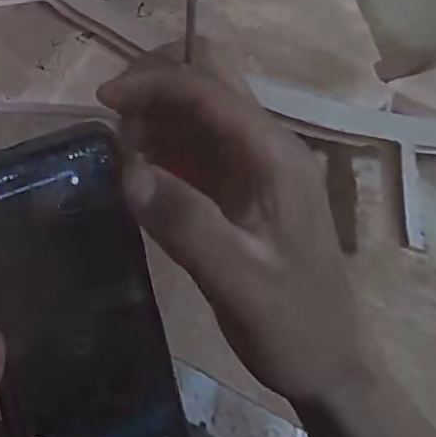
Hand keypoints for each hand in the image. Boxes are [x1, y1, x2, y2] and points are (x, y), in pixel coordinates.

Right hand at [97, 43, 373, 405]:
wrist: (331, 362)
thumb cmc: (293, 324)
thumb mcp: (240, 284)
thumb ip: (188, 225)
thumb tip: (129, 170)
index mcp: (274, 152)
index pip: (210, 88)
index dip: (155, 82)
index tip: (104, 98)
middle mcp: (266, 140)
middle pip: (210, 74)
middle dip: (157, 79)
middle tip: (114, 114)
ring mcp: (254, 156)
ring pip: (200, 100)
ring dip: (157, 108)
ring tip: (123, 148)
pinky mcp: (240, 175)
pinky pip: (196, 136)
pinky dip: (163, 137)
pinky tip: (141, 166)